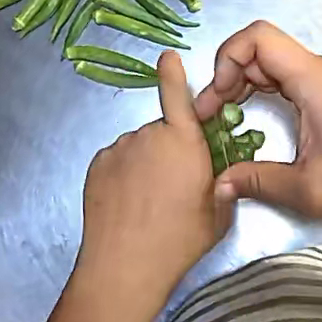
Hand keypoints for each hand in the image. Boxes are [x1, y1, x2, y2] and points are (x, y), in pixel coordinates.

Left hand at [72, 52, 234, 315]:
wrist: (125, 266)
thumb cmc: (180, 239)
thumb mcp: (219, 214)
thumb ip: (224, 184)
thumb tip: (222, 175)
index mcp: (184, 142)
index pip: (177, 96)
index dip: (172, 74)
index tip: (167, 56)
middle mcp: (149, 136)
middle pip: (163, 131)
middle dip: (170, 148)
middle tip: (175, 186)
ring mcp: (119, 149)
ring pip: (139, 146)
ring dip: (146, 162)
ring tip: (149, 200)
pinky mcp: (97, 165)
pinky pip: (117, 160)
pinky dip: (124, 173)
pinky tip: (128, 202)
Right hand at [195, 21, 321, 218]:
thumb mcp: (306, 189)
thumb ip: (257, 182)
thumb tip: (217, 185)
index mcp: (313, 80)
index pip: (259, 38)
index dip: (228, 58)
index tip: (217, 98)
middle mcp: (315, 69)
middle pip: (258, 46)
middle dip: (227, 72)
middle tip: (210, 112)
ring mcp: (319, 76)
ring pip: (267, 58)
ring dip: (239, 79)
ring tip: (220, 114)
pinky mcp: (320, 88)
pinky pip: (279, 73)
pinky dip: (255, 86)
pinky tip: (243, 112)